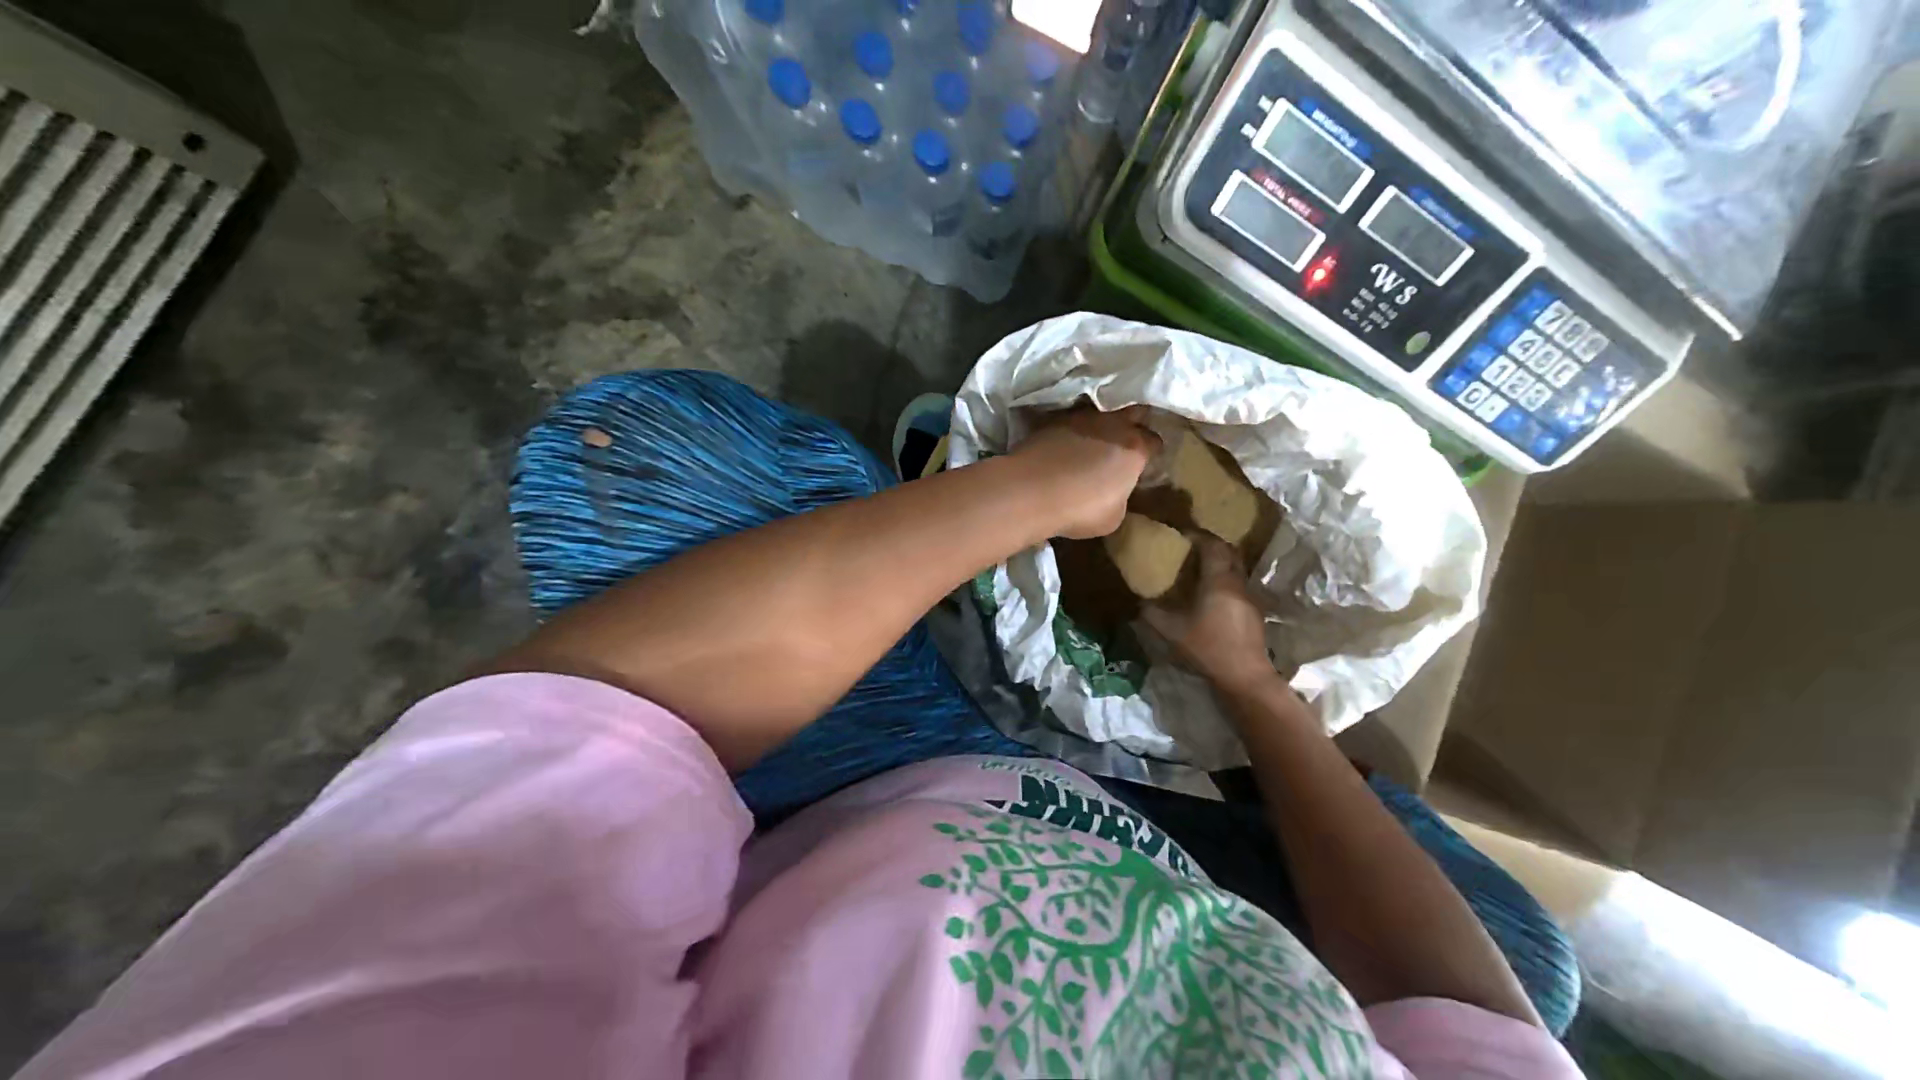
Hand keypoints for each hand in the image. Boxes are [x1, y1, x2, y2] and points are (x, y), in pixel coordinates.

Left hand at [1013, 405, 1160, 539]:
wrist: (1030, 491)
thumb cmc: (1080, 509)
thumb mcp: (1113, 516)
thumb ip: (1120, 496)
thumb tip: (1115, 491)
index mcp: (1135, 447)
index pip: (1155, 442)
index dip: (1150, 452)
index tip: (1144, 462)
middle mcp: (1113, 423)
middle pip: (1133, 412)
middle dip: (1133, 423)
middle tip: (1125, 442)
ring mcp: (1081, 417)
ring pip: (1100, 412)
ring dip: (1101, 424)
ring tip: (1094, 440)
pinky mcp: (1052, 419)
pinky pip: (1071, 420)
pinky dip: (1073, 429)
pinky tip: (1066, 444)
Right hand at [1142, 534, 1275, 691]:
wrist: (1244, 676)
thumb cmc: (1207, 648)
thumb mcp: (1171, 631)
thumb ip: (1152, 613)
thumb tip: (1139, 602)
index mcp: (1218, 581)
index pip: (1212, 545)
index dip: (1197, 536)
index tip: (1181, 534)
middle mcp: (1237, 583)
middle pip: (1229, 552)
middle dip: (1211, 545)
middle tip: (1191, 548)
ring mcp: (1250, 597)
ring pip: (1236, 568)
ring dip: (1220, 563)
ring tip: (1199, 569)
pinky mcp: (1254, 612)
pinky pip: (1239, 584)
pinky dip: (1225, 580)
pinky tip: (1211, 595)